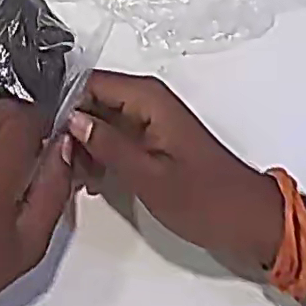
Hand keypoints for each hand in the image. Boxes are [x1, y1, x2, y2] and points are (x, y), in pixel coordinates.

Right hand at [70, 70, 281, 271]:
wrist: (252, 223)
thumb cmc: (207, 200)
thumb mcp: (150, 177)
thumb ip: (107, 145)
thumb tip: (72, 120)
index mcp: (146, 96)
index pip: (88, 83)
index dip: (66, 105)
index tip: (53, 134)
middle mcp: (145, 97)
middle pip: (91, 98)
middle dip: (73, 127)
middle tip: (66, 161)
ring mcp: (147, 115)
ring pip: (98, 116)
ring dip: (85, 143)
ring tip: (81, 174)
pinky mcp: (149, 134)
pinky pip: (112, 132)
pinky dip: (100, 150)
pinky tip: (95, 177)